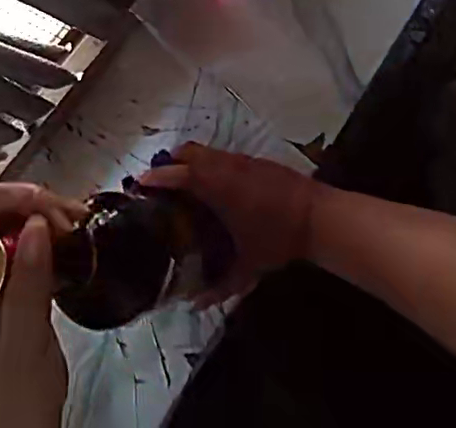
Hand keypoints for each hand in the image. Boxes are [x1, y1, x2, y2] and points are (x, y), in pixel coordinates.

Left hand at [0, 183, 86, 427]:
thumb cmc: (16, 399)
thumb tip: (37, 222)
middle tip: (64, 212)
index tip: (39, 198)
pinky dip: (44, 236)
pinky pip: (21, 247)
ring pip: (4, 229)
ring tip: (72, 221)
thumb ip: (27, 283)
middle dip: (23, 203)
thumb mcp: (24, 342)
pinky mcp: (8, 290)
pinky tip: (68, 240)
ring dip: (37, 216)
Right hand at [137, 143, 317, 300]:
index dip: (154, 178)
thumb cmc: (277, 239)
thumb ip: (220, 286)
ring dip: (189, 162)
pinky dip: (208, 164)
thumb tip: (195, 304)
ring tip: (183, 185)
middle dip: (169, 163)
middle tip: (160, 184)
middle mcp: (222, 166)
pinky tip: (213, 187)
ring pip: (204, 151)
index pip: (175, 174)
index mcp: (214, 185)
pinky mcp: (253, 159)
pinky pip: (220, 156)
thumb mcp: (248, 267)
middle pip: (186, 152)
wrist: (317, 216)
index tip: (138, 185)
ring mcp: (239, 159)